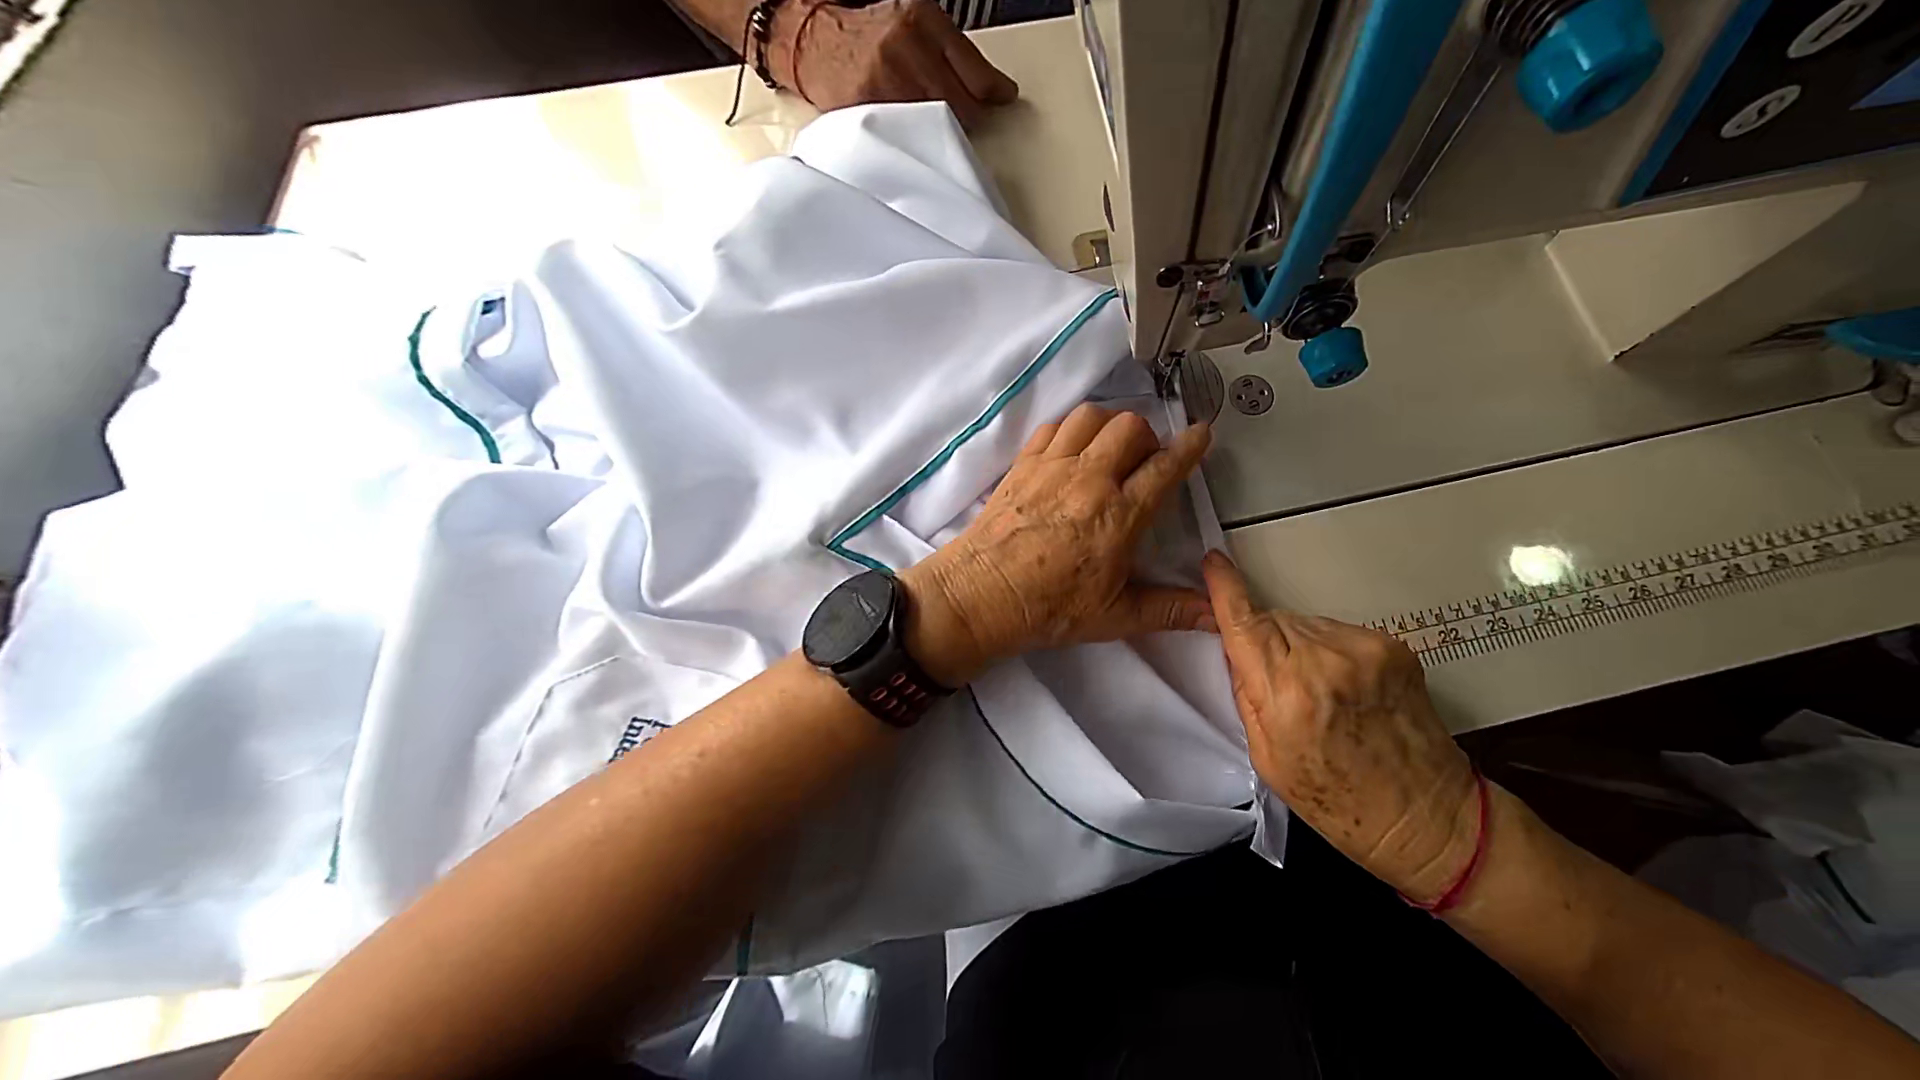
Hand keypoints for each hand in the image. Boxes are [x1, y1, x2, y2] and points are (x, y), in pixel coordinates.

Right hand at [769, 0, 1018, 127]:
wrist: (812, 44)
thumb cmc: (864, 38)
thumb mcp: (911, 24)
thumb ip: (948, 52)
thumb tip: (988, 88)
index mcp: (923, 19)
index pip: (976, 68)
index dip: (994, 91)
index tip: (1002, 100)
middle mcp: (908, 47)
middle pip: (962, 103)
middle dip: (969, 117)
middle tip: (965, 122)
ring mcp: (889, 82)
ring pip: (938, 125)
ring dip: (944, 137)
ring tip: (936, 133)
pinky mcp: (872, 110)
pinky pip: (910, 140)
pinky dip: (918, 147)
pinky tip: (916, 143)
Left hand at [900, 405, 1215, 686]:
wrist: (981, 596)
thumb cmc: (1046, 607)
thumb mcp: (1115, 616)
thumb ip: (1169, 610)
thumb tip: (1213, 615)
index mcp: (1119, 515)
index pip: (1164, 467)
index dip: (1189, 446)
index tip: (1199, 433)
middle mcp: (1088, 481)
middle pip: (1129, 427)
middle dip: (1146, 435)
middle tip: (1144, 459)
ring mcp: (1052, 468)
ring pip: (1090, 416)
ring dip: (1108, 424)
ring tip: (1109, 448)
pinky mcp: (1022, 466)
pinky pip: (1051, 427)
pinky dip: (1068, 429)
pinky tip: (1070, 450)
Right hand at [1201, 551, 1479, 902]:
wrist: (1424, 815)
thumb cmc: (1336, 798)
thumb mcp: (1265, 753)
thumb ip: (1247, 692)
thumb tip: (1236, 647)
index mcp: (1286, 693)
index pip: (1245, 624)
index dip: (1224, 589)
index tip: (1213, 561)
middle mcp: (1326, 661)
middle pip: (1273, 620)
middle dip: (1265, 638)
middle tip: (1276, 680)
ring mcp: (1365, 650)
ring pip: (1305, 622)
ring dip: (1299, 644)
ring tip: (1317, 690)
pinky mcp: (1392, 646)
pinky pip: (1338, 631)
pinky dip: (1331, 649)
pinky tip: (1345, 685)